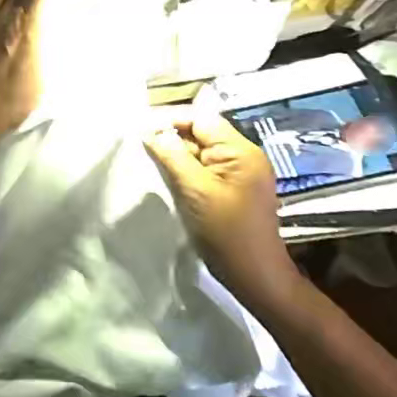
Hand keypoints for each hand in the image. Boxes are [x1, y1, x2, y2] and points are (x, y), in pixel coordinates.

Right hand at [145, 109, 298, 294]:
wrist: (254, 277)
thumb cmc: (226, 232)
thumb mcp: (195, 189)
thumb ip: (172, 155)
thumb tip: (150, 131)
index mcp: (241, 150)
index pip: (201, 119)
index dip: (171, 120)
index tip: (142, 130)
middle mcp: (244, 155)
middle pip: (201, 133)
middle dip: (172, 137)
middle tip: (142, 146)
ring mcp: (240, 173)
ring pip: (201, 151)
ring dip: (177, 155)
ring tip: (151, 161)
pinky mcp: (234, 189)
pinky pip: (205, 169)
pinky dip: (186, 170)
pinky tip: (168, 177)